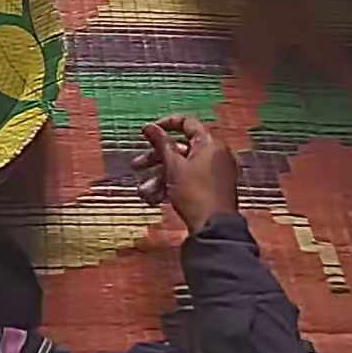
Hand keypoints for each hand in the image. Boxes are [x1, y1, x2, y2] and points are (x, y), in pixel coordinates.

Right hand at [130, 114, 237, 233]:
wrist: (214, 229)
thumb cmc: (193, 191)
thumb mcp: (174, 166)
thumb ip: (161, 143)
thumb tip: (148, 126)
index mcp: (209, 143)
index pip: (187, 122)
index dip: (165, 123)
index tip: (147, 132)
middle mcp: (214, 153)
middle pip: (180, 148)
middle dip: (155, 157)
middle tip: (136, 165)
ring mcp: (214, 171)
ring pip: (182, 166)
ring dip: (160, 176)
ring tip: (143, 191)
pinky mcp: (211, 188)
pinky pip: (189, 179)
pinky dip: (172, 185)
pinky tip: (153, 198)